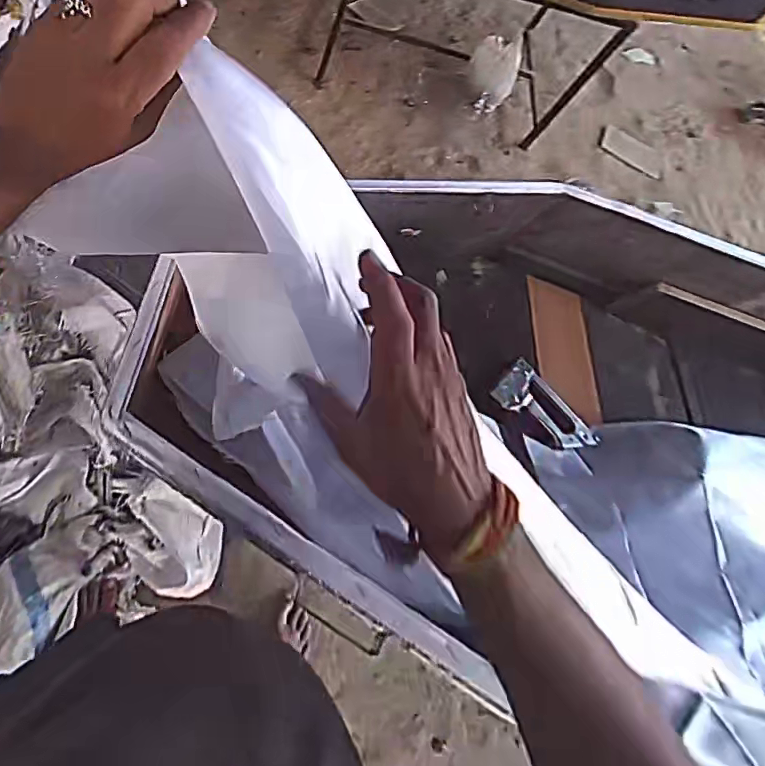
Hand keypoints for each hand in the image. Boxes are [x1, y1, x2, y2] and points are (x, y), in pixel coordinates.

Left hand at [0, 0, 215, 188]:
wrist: (17, 144)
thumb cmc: (81, 147)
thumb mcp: (133, 132)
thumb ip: (161, 90)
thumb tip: (183, 51)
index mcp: (120, 92)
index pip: (166, 42)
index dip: (192, 21)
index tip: (203, 12)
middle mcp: (92, 56)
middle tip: (168, 7)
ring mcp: (62, 32)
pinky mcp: (41, 21)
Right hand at [299, 251, 494, 560]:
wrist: (459, 503)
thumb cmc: (409, 475)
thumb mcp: (353, 443)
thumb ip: (326, 406)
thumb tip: (305, 384)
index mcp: (399, 373)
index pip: (392, 310)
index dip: (379, 278)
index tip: (367, 262)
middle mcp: (428, 366)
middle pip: (422, 302)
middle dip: (397, 281)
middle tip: (374, 279)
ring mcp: (448, 374)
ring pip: (434, 320)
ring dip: (410, 305)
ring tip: (384, 313)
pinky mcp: (457, 386)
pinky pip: (440, 342)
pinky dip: (422, 330)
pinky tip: (407, 349)